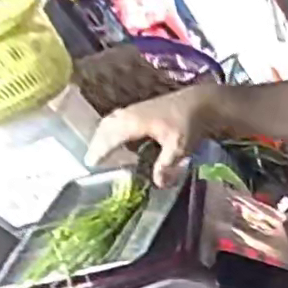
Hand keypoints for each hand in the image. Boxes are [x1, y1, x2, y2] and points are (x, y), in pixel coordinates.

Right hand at [86, 84, 222, 186]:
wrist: (198, 103)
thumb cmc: (188, 125)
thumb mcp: (178, 148)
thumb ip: (166, 165)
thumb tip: (158, 184)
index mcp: (131, 122)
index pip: (108, 138)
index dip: (99, 151)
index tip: (90, 163)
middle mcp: (126, 114)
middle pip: (104, 129)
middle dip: (97, 143)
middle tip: (92, 159)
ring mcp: (132, 110)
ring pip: (110, 123)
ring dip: (103, 136)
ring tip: (101, 150)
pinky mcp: (139, 110)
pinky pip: (118, 120)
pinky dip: (113, 130)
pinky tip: (119, 139)